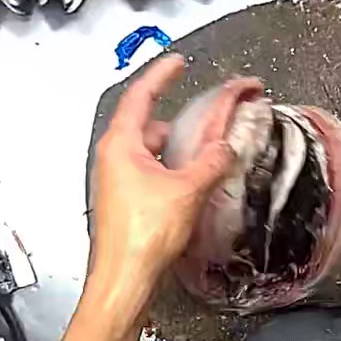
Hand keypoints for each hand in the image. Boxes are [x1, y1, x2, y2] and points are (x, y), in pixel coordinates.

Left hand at [89, 55, 253, 307]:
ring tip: (203, 155)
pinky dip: (169, 170)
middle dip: (176, 121)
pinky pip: (149, 173)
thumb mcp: (187, 190)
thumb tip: (227, 147)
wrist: (124, 278)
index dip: (160, 75)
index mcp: (121, 145)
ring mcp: (116, 181)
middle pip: (146, 125)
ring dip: (174, 149)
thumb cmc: (145, 234)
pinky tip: (189, 183)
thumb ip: (211, 163)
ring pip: (149, 151)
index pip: (140, 96)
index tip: (176, 63)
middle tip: (203, 120)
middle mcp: (113, 158)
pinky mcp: (124, 201)